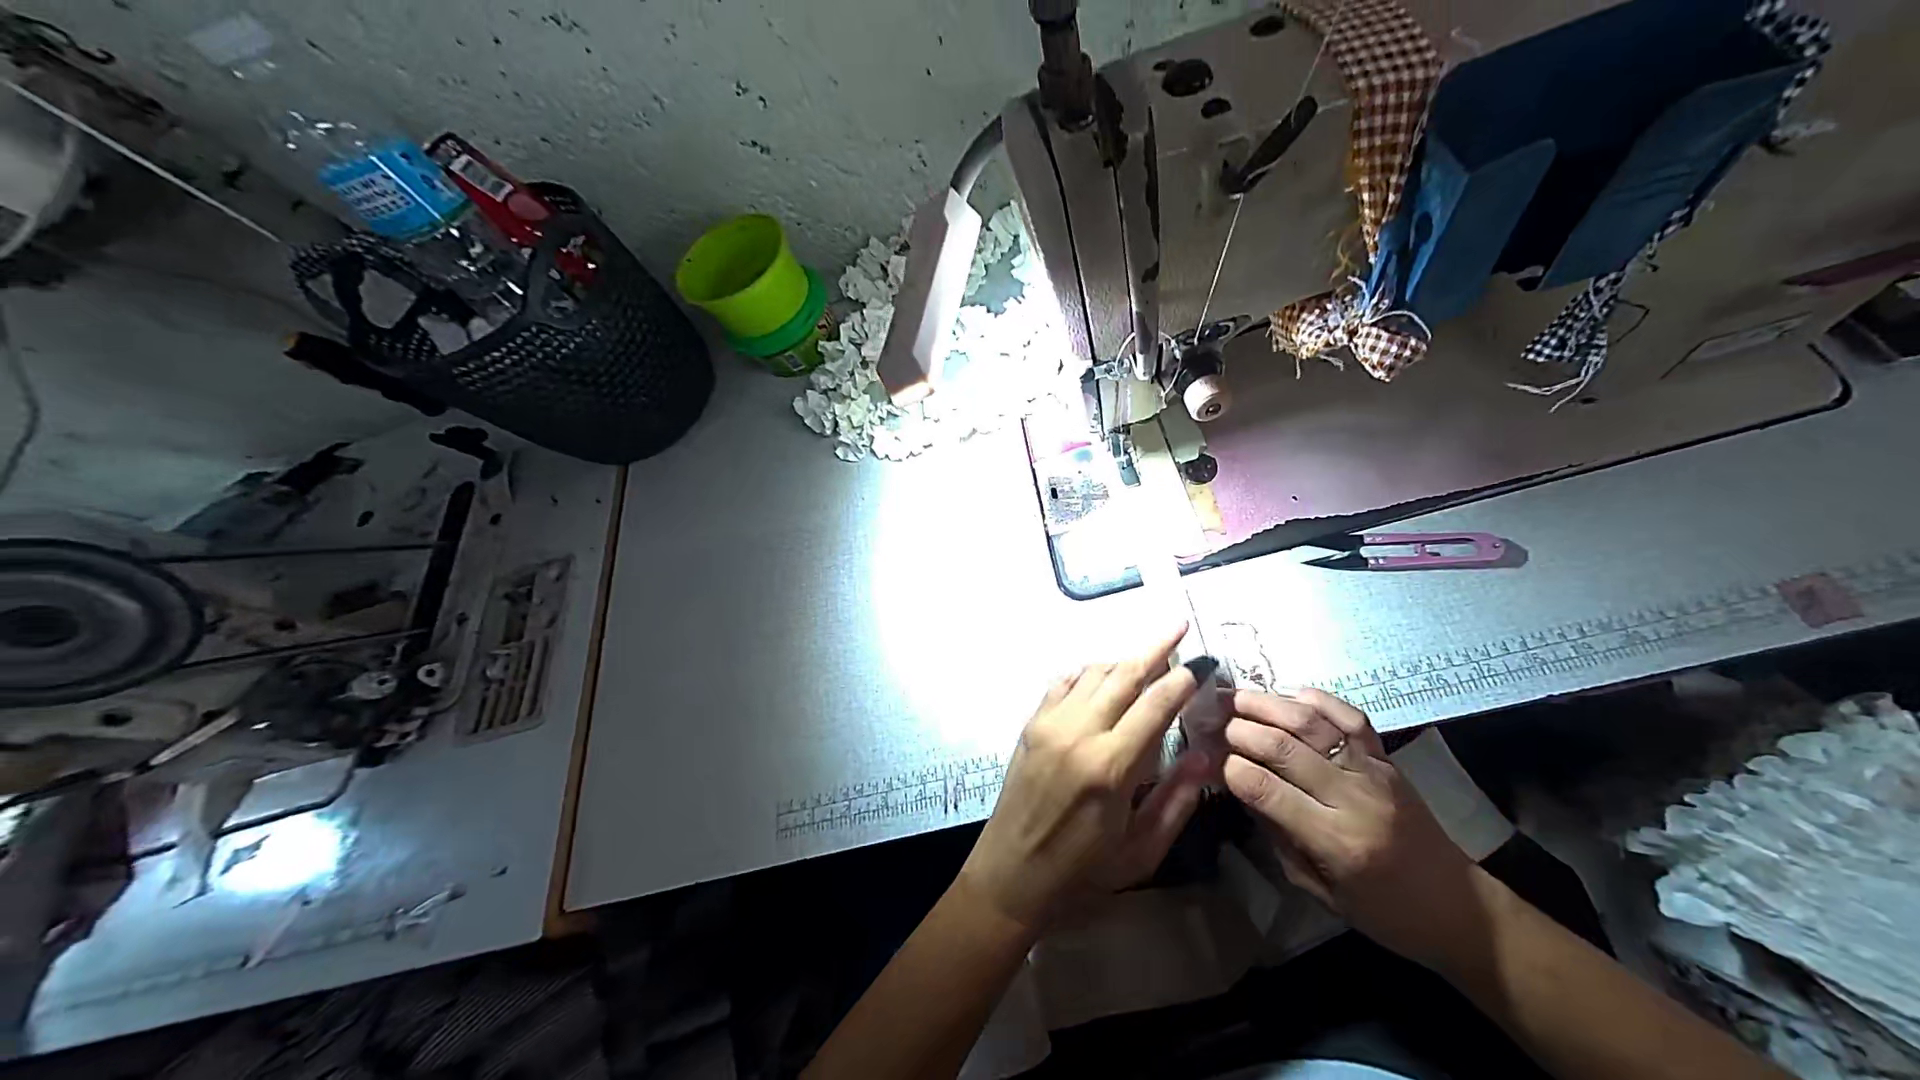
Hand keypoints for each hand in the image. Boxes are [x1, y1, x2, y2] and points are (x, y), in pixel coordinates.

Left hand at [957, 626, 1212, 933]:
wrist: (1011, 874)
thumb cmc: (1082, 872)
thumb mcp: (1141, 850)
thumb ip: (1176, 800)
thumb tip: (1203, 754)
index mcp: (1111, 766)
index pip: (1156, 704)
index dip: (1183, 679)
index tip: (1203, 663)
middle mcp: (1079, 732)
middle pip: (1124, 674)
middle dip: (1156, 648)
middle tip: (1179, 628)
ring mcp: (1050, 724)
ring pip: (1093, 672)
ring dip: (1122, 661)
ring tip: (1147, 660)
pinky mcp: (1031, 725)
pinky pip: (1062, 683)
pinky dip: (1087, 673)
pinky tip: (1102, 678)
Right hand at [1219, 688, 1480, 967]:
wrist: (1460, 908)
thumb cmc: (1383, 911)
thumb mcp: (1317, 888)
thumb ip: (1278, 835)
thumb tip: (1241, 788)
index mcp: (1336, 842)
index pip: (1267, 791)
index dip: (1231, 770)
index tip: (1208, 759)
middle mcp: (1355, 799)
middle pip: (1285, 749)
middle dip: (1241, 731)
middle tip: (1213, 721)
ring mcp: (1375, 772)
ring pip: (1315, 725)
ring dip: (1270, 705)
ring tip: (1238, 697)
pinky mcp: (1388, 759)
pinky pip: (1352, 718)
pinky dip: (1319, 700)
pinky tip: (1291, 694)